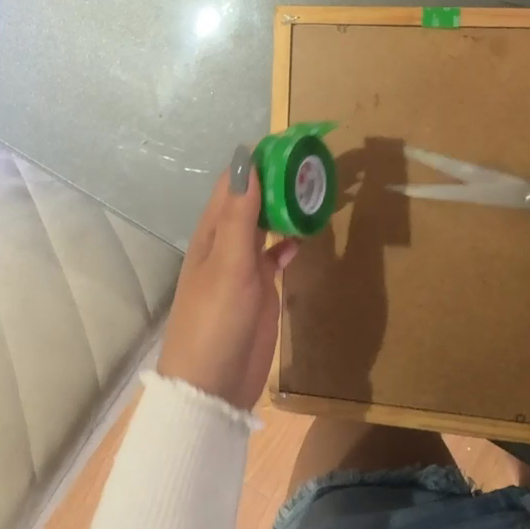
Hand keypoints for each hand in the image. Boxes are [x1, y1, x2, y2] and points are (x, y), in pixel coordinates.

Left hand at [156, 145, 301, 409]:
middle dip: (278, 179)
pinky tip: (306, 236)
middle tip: (315, 163)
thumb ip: (241, 215)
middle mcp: (226, 242)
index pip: (236, 181)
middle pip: (253, 199)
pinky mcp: (260, 289)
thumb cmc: (216, 321)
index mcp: (213, 231)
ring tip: (317, 190)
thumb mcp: (229, 264)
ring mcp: (243, 266)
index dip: (260, 159)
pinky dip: (289, 242)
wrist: (212, 387)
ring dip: (285, 207)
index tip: (294, 142)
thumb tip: (247, 159)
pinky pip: (275, 255)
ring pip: (266, 225)